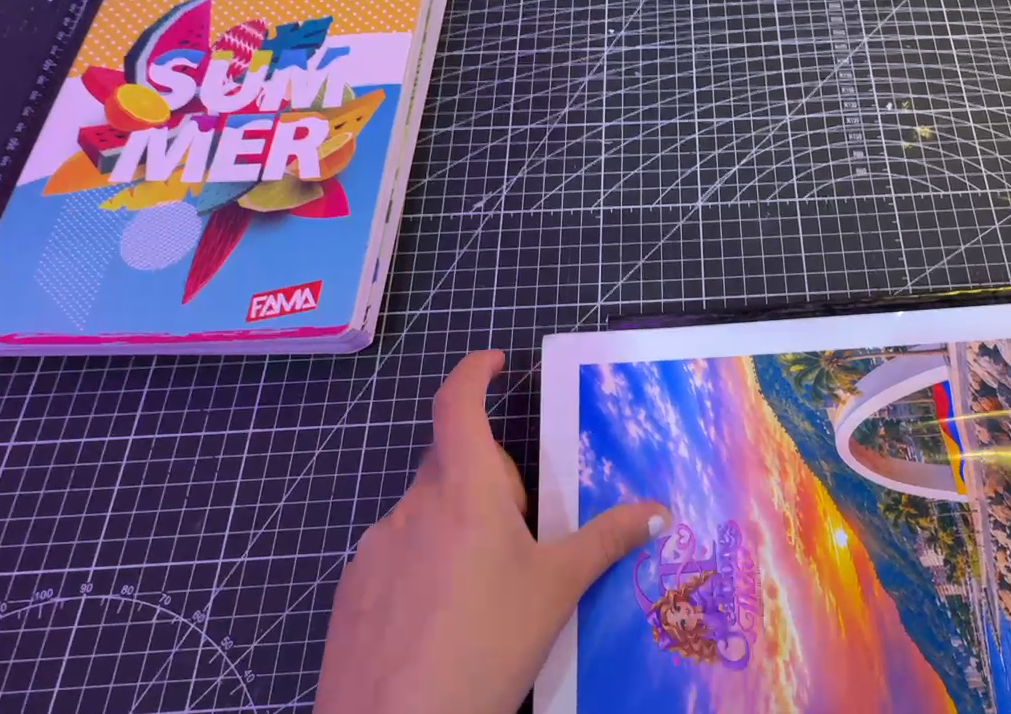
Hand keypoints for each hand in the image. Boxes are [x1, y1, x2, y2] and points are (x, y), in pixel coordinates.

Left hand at [316, 350, 666, 713]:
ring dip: (458, 524)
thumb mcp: (557, 590)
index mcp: (462, 490)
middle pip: (454, 461)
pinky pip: (398, 551)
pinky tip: (443, 621)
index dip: (474, 371)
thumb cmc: (486, 647)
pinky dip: (426, 562)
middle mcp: (412, 505)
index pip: (457, 401)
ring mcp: (374, 548)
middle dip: (490, 478)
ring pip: (427, 510)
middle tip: (523, 528)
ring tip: (485, 589)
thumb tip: (658, 509)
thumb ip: (607, 539)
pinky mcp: (352, 590)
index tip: (496, 363)